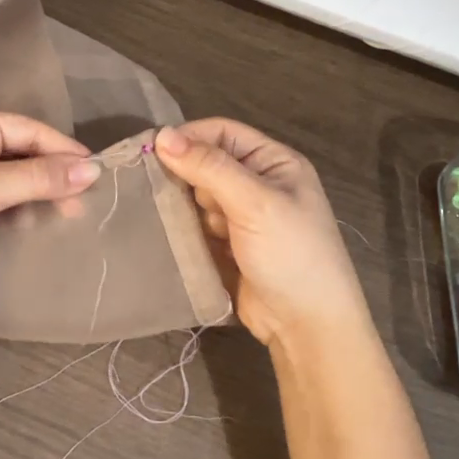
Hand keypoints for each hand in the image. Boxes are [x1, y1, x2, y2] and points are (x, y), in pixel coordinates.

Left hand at [0, 105, 99, 291]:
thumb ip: (40, 177)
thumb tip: (93, 169)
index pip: (30, 129)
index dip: (64, 151)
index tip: (98, 175)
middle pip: (22, 151)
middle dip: (52, 174)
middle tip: (85, 202)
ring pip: (12, 176)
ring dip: (37, 193)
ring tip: (68, 215)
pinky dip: (17, 206)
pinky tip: (36, 221)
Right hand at [155, 119, 364, 346]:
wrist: (306, 326)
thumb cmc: (291, 255)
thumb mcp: (254, 203)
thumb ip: (209, 167)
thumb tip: (163, 135)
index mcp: (274, 163)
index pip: (222, 133)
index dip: (188, 138)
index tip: (151, 152)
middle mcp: (258, 183)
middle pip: (204, 162)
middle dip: (184, 177)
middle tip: (167, 195)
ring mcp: (241, 216)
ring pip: (195, 195)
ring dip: (182, 206)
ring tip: (175, 223)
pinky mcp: (226, 244)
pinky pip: (194, 224)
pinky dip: (183, 228)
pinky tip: (174, 237)